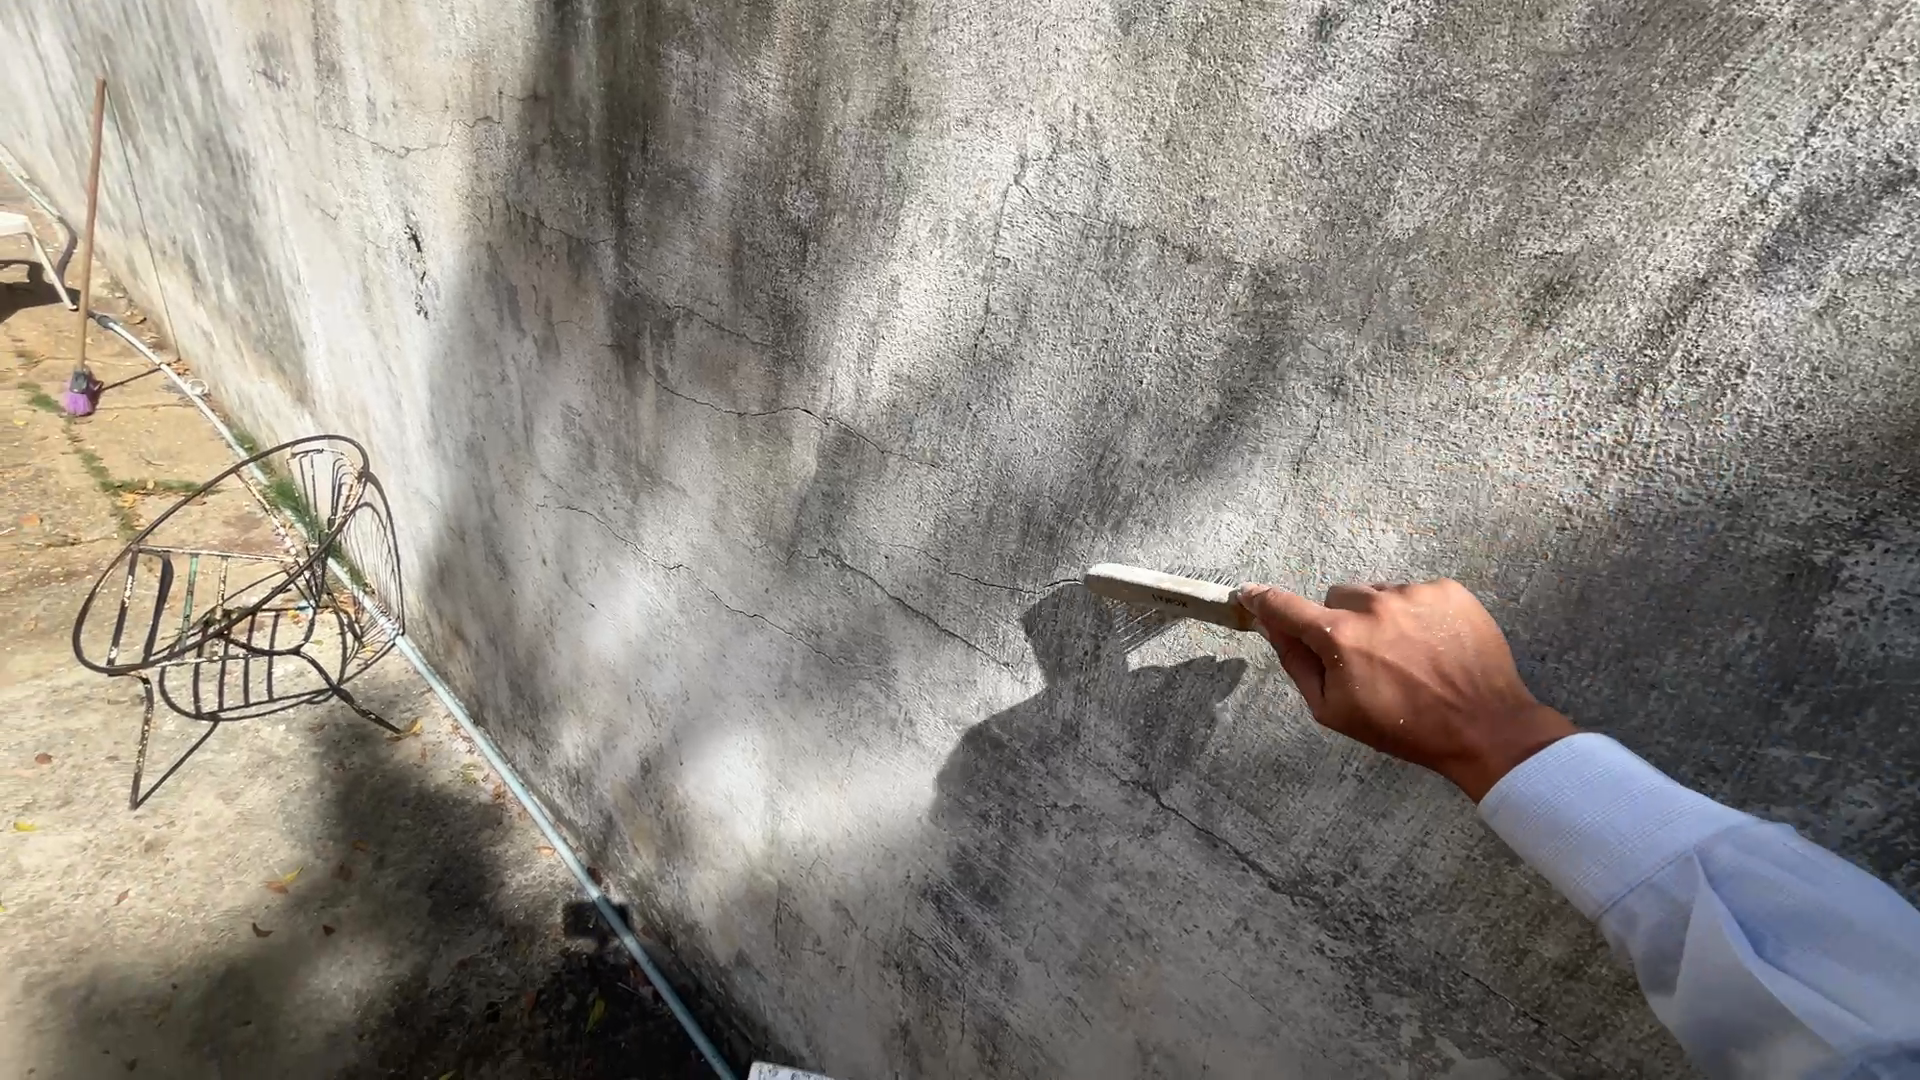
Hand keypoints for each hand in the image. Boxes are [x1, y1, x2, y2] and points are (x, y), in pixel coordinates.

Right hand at [1233, 579, 1575, 801]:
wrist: (1486, 728)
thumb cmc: (1401, 726)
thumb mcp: (1332, 709)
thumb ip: (1295, 663)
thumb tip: (1270, 628)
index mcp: (1339, 637)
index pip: (1283, 606)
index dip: (1261, 599)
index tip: (1247, 594)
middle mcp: (1372, 605)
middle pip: (1334, 599)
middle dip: (1339, 622)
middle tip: (1364, 657)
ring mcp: (1413, 594)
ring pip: (1373, 594)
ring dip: (1377, 616)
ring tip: (1405, 652)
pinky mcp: (1447, 590)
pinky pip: (1411, 592)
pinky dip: (1413, 613)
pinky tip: (1430, 643)